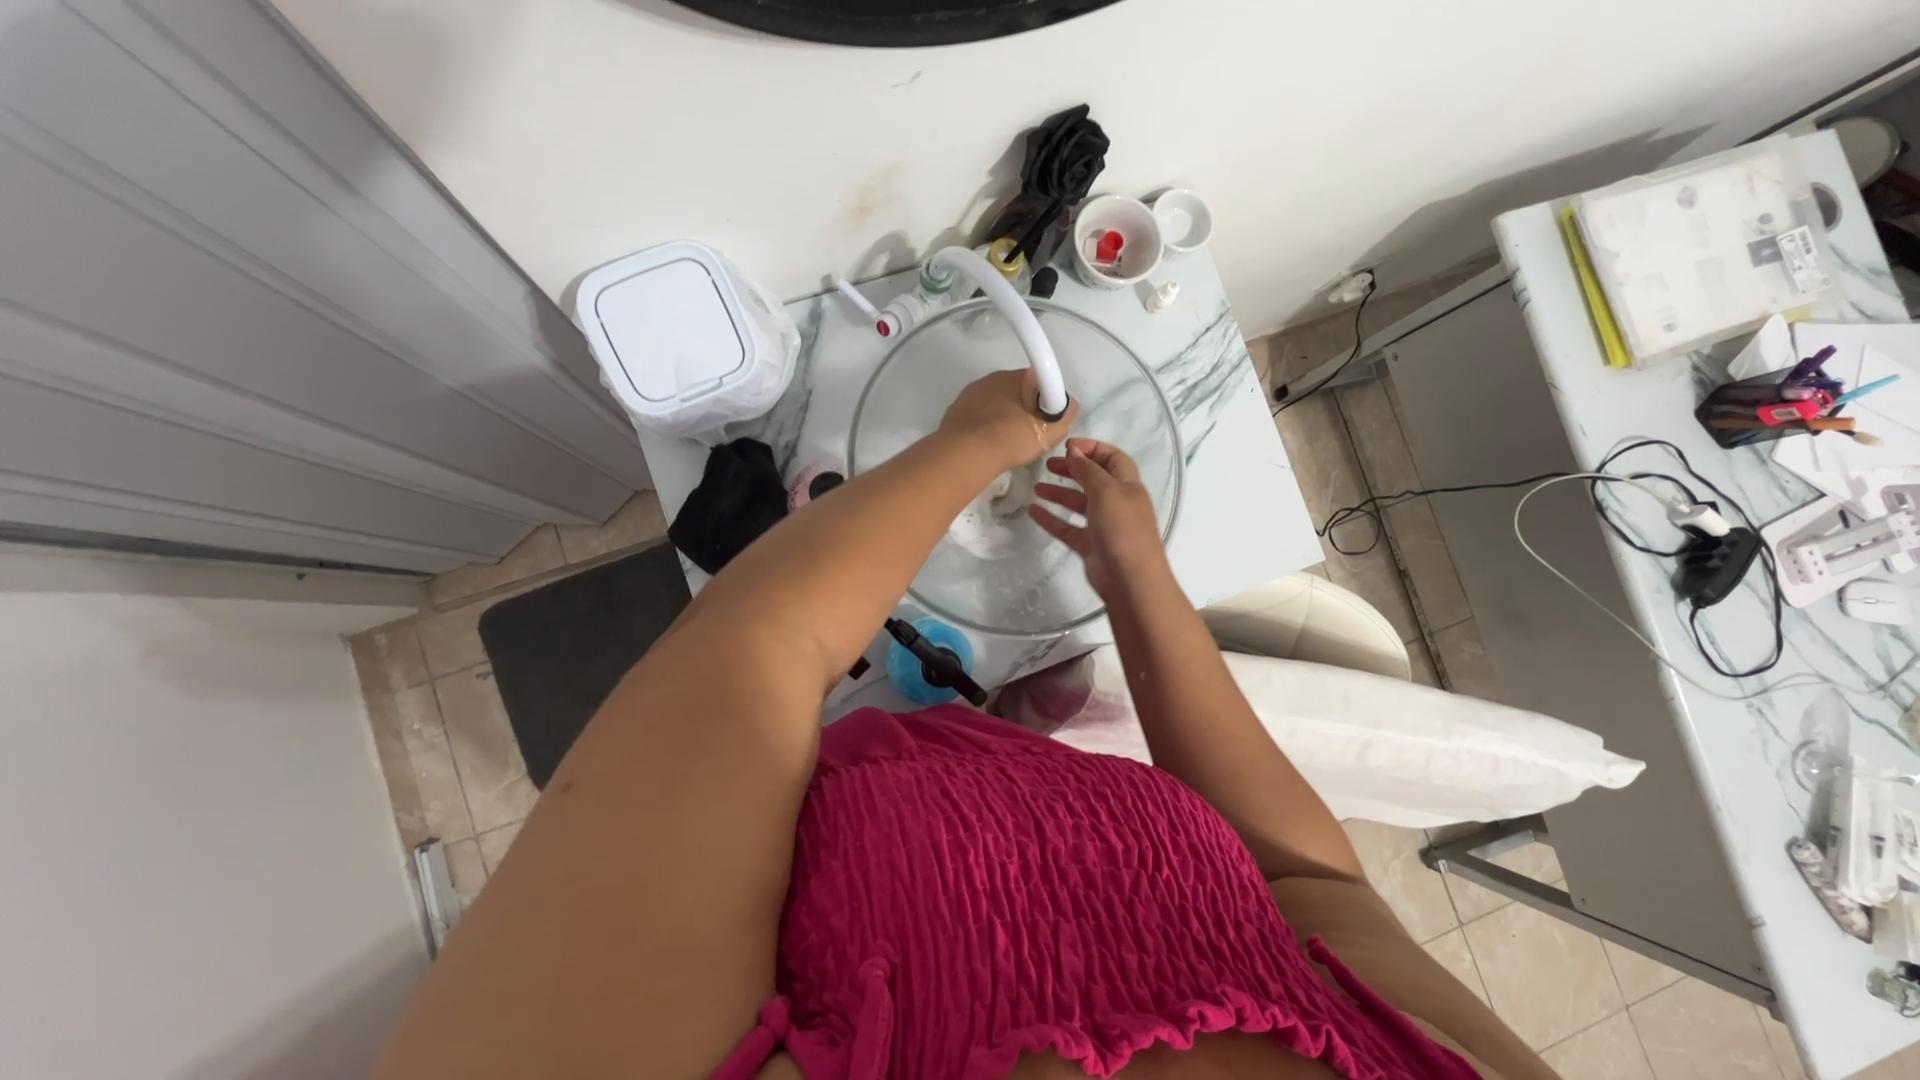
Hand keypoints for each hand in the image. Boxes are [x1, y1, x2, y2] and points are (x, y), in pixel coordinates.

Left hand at [938, 370, 1078, 472]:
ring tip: (1002, 441)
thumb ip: (1066, 413)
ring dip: (999, 415)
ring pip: (993, 402)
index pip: (1039, 382)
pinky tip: (984, 442)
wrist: (969, 452)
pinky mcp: (956, 406)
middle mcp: (995, 376)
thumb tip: (1067, 404)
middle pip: (1015, 391)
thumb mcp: (1053, 430)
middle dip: (1021, 408)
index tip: (1042, 420)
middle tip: (1024, 433)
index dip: (1043, 401)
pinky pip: (976, 413)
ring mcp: (973, 390)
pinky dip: (981, 424)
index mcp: (1020, 376)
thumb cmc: (1014, 438)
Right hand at [1028, 438, 1168, 599]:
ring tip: (1036, 487)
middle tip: (1048, 465)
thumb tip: (1073, 452)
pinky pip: (1068, 527)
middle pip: (1093, 479)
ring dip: (1059, 493)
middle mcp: (1117, 502)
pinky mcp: (1090, 546)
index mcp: (1128, 485)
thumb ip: (1088, 470)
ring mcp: (1103, 525)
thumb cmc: (1122, 529)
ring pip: (1078, 503)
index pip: (1112, 458)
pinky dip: (1052, 518)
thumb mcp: (1106, 491)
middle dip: (1072, 469)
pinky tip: (1034, 512)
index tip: (1067, 446)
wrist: (1130, 580)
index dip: (1092, 448)